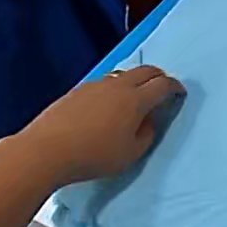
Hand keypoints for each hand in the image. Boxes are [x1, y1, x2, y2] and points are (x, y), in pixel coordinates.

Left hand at [15, 66, 183, 186]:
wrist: (45, 151)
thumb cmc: (93, 156)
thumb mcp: (130, 154)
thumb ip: (147, 135)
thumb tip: (149, 121)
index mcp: (136, 100)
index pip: (163, 84)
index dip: (175, 87)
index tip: (180, 93)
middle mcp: (118, 85)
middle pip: (145, 70)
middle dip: (159, 76)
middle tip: (162, 87)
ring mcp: (96, 85)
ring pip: (123, 74)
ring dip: (135, 80)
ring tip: (135, 95)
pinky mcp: (78, 90)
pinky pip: (105, 82)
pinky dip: (115, 87)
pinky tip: (108, 103)